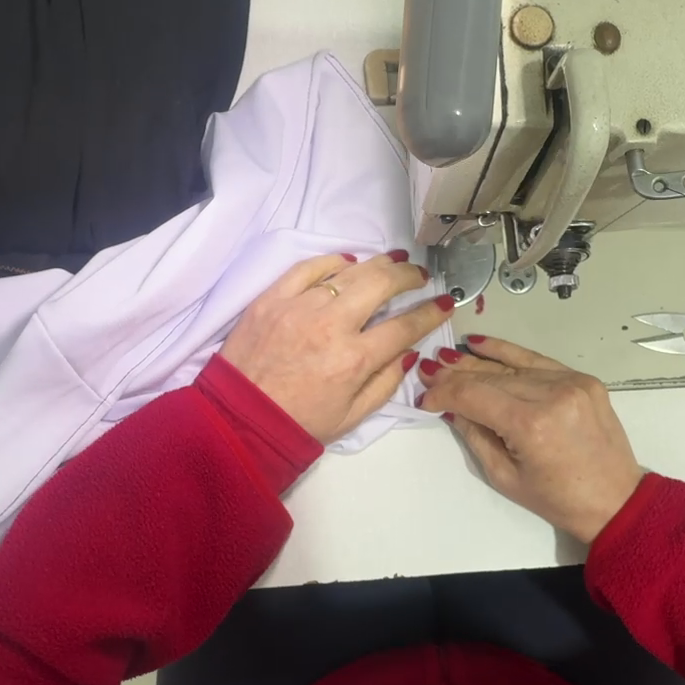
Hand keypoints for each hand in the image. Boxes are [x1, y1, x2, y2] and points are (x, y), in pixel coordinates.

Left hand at [221, 251, 454, 443]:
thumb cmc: (300, 424)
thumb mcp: (353, 417)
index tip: (444, 303)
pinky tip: (348, 262)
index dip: (430, 313)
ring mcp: (299, 307)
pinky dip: (332, 260)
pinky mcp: (271, 298)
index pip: (405, 327)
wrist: (240, 421)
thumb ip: (385, 383)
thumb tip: (408, 352)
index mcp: (354, 361)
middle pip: (381, 285)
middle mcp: (331, 327)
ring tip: (393, 262)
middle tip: (419, 276)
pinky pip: (308, 267)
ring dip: (378, 263)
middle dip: (408, 276)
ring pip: (349, 272)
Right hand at [416, 336, 643, 542]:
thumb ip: (475, 435)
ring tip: (447, 357)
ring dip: (476, 363)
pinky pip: (536, 360)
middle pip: (490, 377)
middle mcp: (551, 395)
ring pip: (511, 368)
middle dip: (455, 375)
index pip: (474, 395)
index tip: (424, 396)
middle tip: (428, 370)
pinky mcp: (583, 379)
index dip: (444, 393)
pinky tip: (478, 343)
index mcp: (530, 425)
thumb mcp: (504, 476)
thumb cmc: (557, 499)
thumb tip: (450, 407)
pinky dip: (507, 352)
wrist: (614, 498)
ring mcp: (571, 383)